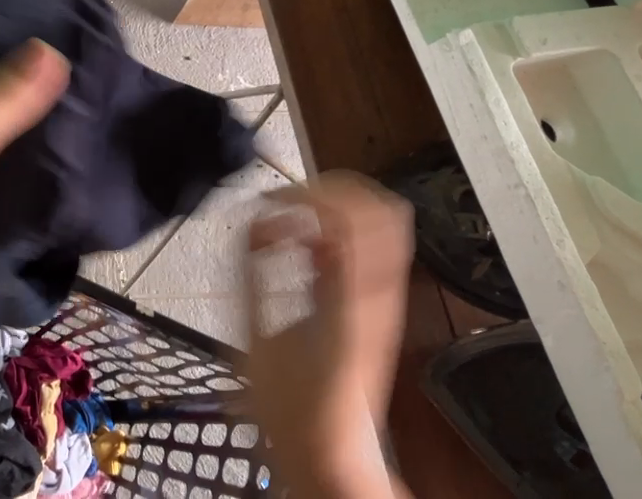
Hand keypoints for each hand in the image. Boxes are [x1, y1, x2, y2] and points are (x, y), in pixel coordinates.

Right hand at [243, 171, 414, 498]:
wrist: (331, 451)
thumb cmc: (290, 405)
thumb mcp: (257, 338)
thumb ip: (253, 275)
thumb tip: (253, 225)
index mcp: (349, 300)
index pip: (349, 217)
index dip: (305, 194)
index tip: (267, 203)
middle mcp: (379, 292)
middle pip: (380, 208)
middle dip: (326, 189)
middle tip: (285, 200)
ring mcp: (388, 296)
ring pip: (386, 221)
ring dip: (337, 204)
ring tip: (295, 216)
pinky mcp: (382, 302)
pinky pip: (375, 243)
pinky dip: (341, 226)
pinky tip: (306, 243)